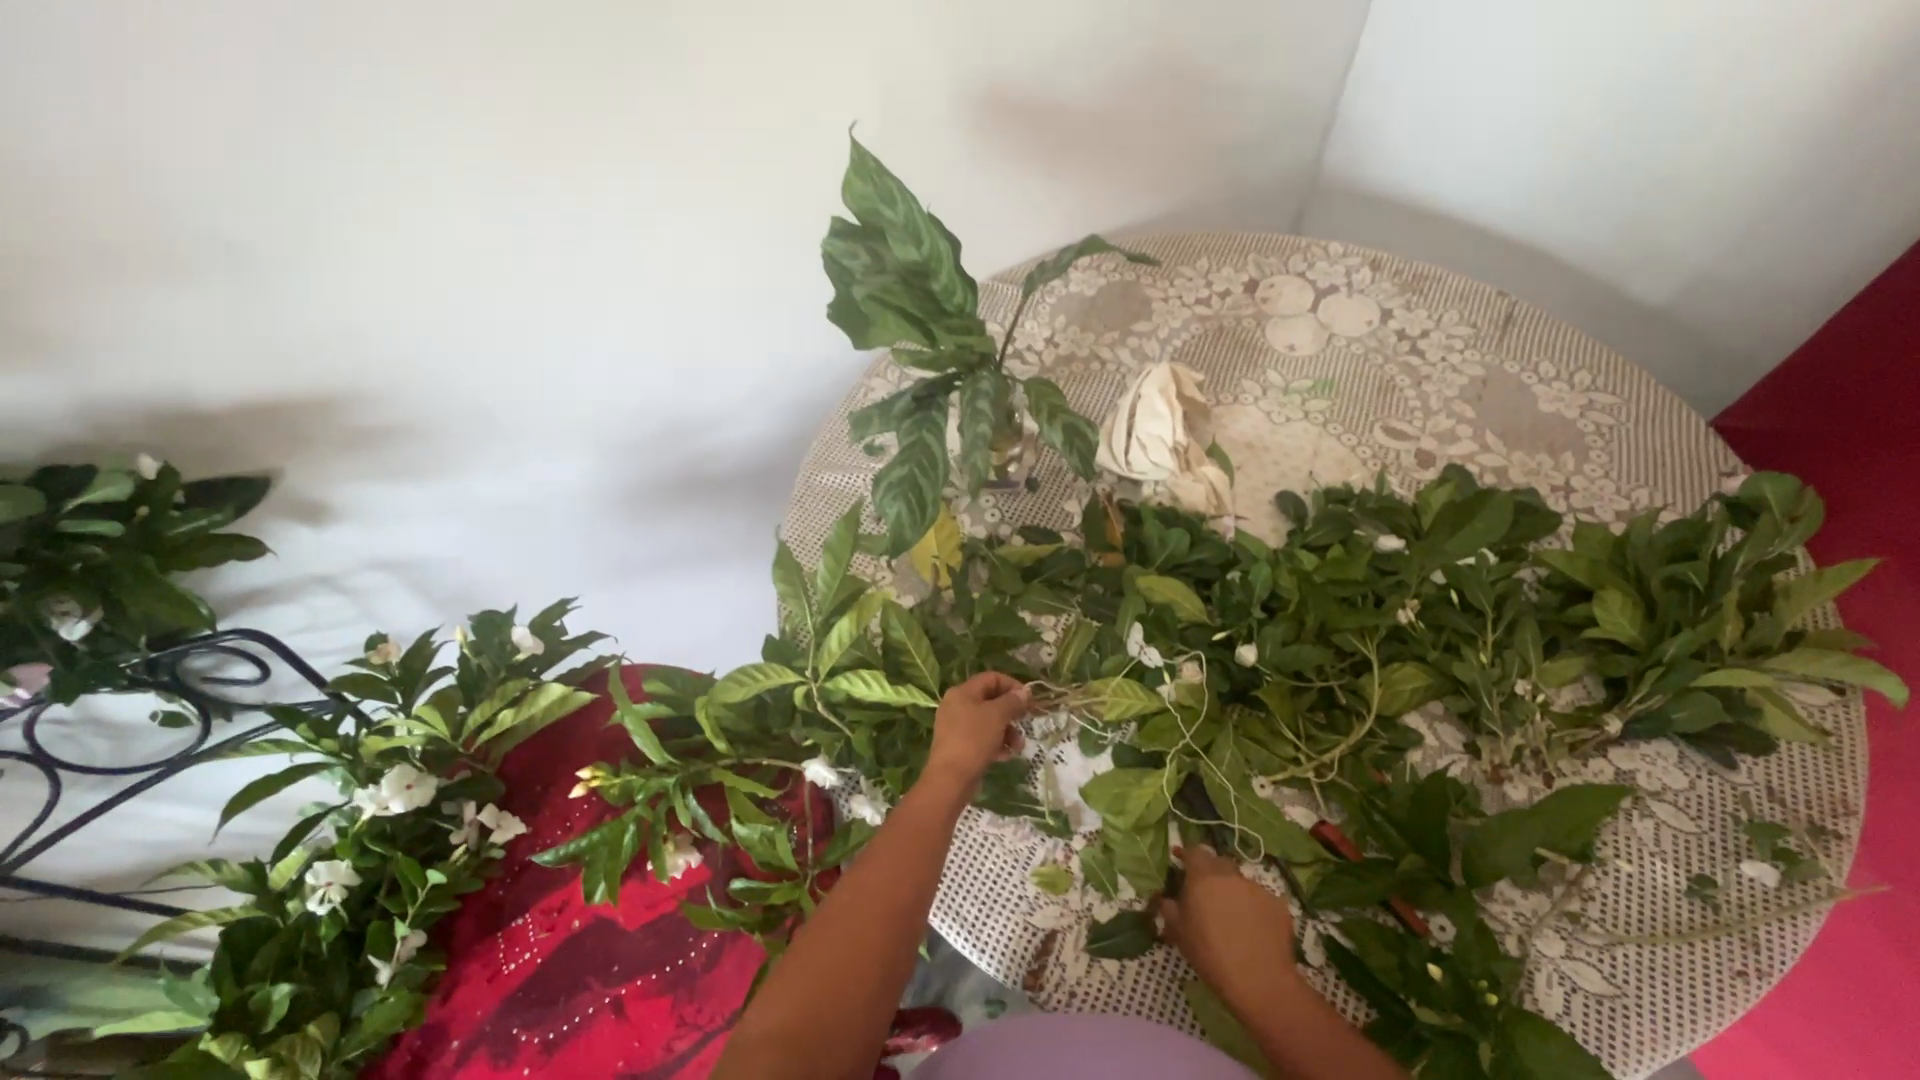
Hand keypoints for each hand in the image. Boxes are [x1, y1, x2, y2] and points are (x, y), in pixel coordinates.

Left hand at [923, 672, 1028, 793]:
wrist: (951, 778)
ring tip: (1018, 746)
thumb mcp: (997, 716)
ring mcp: (957, 727)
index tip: (1029, 700)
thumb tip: (1024, 692)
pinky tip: (1006, 755)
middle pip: (991, 701)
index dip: (1013, 686)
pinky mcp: (960, 746)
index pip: (992, 678)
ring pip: (989, 722)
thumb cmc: (973, 739)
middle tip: (1026, 721)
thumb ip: (1012, 701)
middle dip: (1011, 713)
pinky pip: (982, 738)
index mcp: (962, 692)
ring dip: (1007, 732)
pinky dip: (996, 744)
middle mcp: (957, 705)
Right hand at [1158, 845, 1301, 1012]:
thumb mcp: (1178, 933)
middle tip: (1205, 895)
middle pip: (1219, 863)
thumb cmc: (1210, 954)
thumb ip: (1169, 908)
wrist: (1259, 980)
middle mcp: (1231, 876)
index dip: (1187, 855)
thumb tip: (1167, 898)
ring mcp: (1258, 888)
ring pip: (1240, 882)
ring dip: (1233, 892)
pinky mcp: (1279, 905)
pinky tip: (1253, 929)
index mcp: (1203, 877)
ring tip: (1232, 917)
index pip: (1194, 850)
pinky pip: (1261, 899)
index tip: (1181, 863)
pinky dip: (1254, 908)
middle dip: (1211, 873)